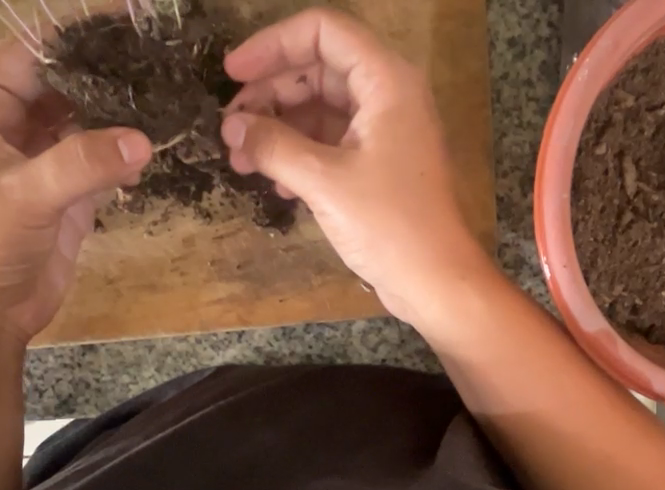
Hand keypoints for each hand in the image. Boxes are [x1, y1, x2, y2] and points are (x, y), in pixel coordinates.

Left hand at [0, 41, 153, 348]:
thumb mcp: (25, 195)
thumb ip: (84, 163)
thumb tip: (146, 138)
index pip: (37, 52)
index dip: (84, 37)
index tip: (136, 27)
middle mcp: (11, 124)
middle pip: (68, 85)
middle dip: (111, 78)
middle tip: (164, 66)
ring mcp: (42, 162)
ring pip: (88, 125)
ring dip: (122, 119)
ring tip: (170, 101)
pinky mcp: (67, 198)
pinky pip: (101, 165)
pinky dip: (126, 158)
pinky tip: (157, 148)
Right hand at [220, 9, 491, 324]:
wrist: (434, 281)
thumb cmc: (389, 226)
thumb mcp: (325, 182)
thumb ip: (274, 147)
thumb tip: (232, 127)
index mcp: (385, 81)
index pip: (322, 33)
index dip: (273, 46)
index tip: (233, 73)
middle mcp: (388, 97)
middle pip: (317, 71)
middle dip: (270, 96)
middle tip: (230, 129)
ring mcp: (384, 134)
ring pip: (321, 112)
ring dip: (279, 131)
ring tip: (241, 160)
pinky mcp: (379, 168)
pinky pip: (331, 145)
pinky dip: (300, 157)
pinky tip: (275, 184)